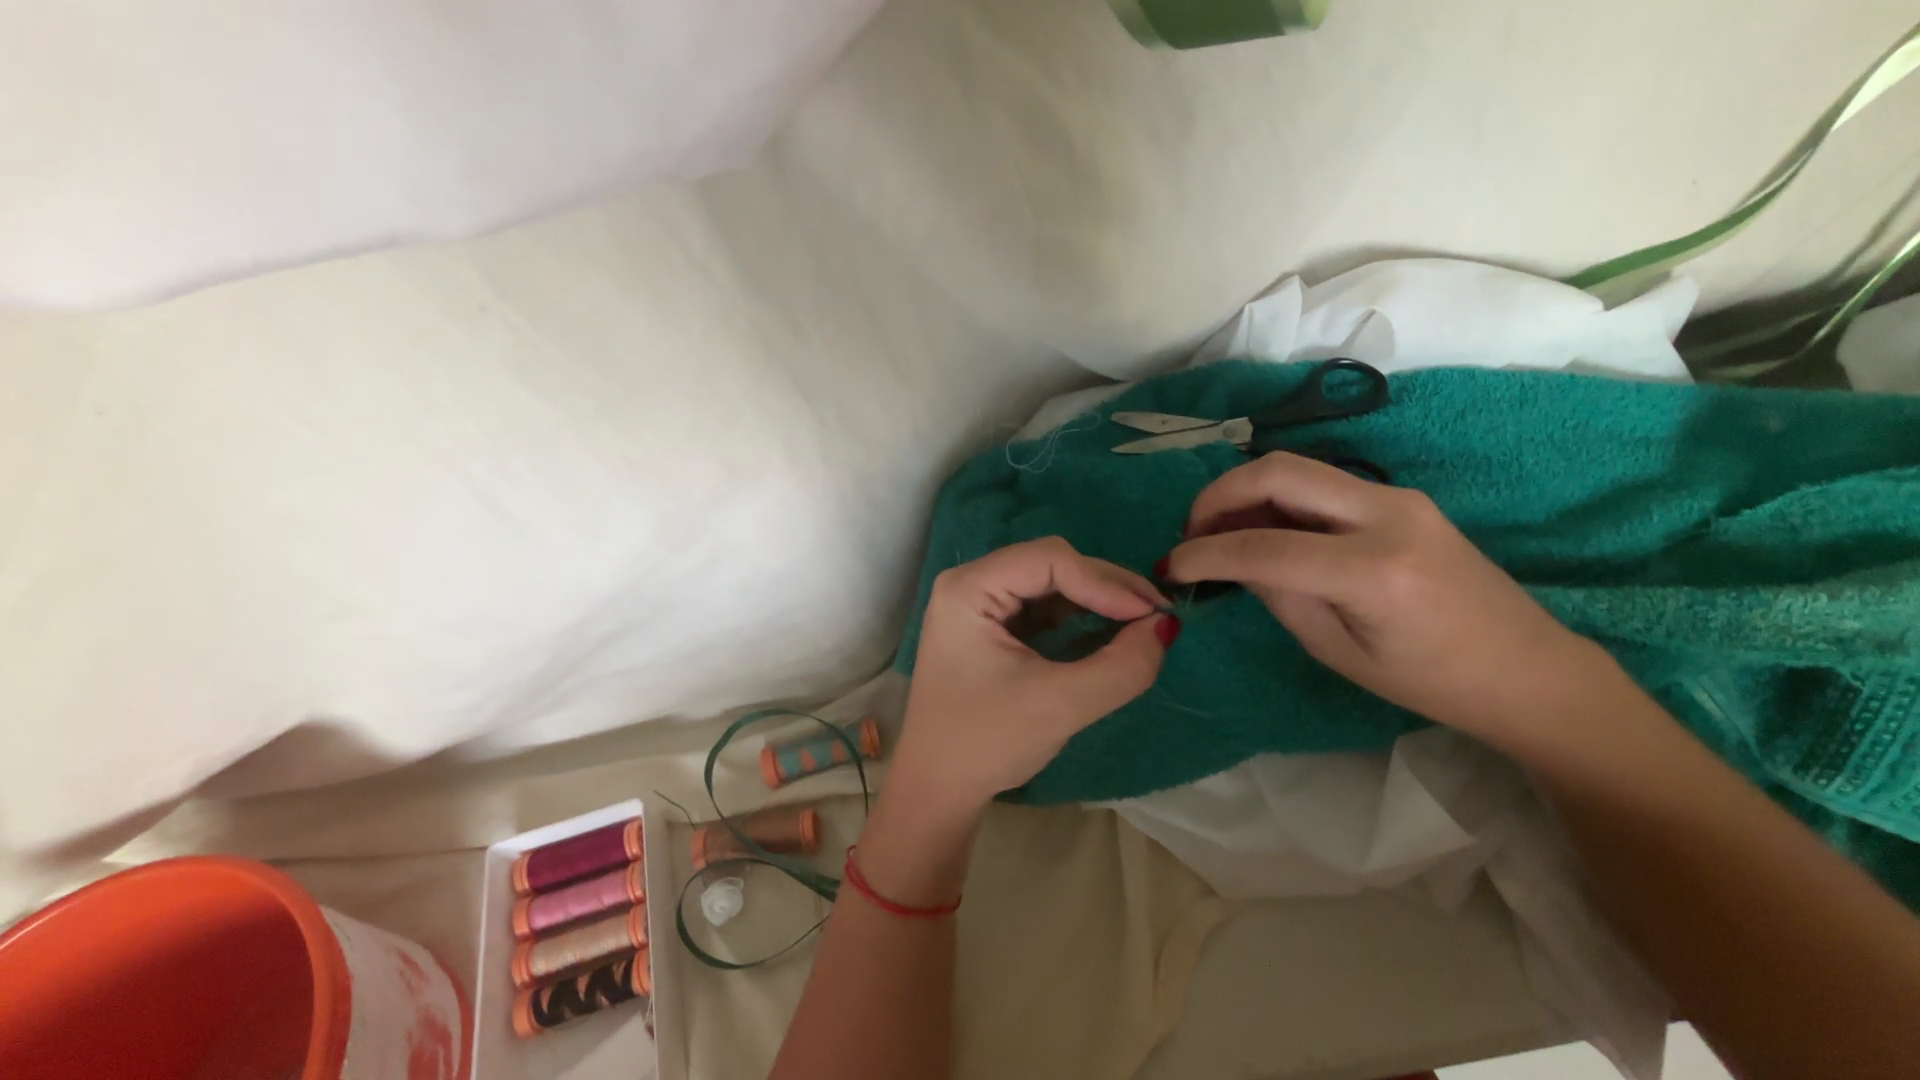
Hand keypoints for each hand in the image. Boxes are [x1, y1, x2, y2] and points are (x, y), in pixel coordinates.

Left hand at [895, 537, 1175, 811]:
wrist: (938, 789)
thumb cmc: (987, 743)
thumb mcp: (1060, 705)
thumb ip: (1120, 666)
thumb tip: (1167, 626)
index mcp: (968, 589)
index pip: (1049, 560)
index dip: (1104, 582)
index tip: (1151, 615)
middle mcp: (970, 585)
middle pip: (1051, 564)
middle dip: (1105, 588)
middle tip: (1157, 615)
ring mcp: (979, 606)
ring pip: (1051, 584)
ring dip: (1097, 600)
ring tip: (1141, 624)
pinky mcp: (992, 629)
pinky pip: (1043, 607)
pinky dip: (1080, 617)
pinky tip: (1109, 633)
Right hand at [1164, 452, 1606, 738]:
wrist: (1526, 669)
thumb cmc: (1431, 682)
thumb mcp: (1339, 652)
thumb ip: (1280, 596)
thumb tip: (1230, 562)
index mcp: (1375, 570)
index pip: (1265, 546)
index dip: (1206, 553)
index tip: (1170, 566)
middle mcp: (1389, 514)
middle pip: (1279, 472)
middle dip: (1219, 496)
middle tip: (1191, 533)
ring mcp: (1400, 498)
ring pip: (1299, 470)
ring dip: (1247, 492)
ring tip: (1218, 533)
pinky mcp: (1402, 499)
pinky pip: (1323, 486)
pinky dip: (1280, 500)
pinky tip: (1263, 531)